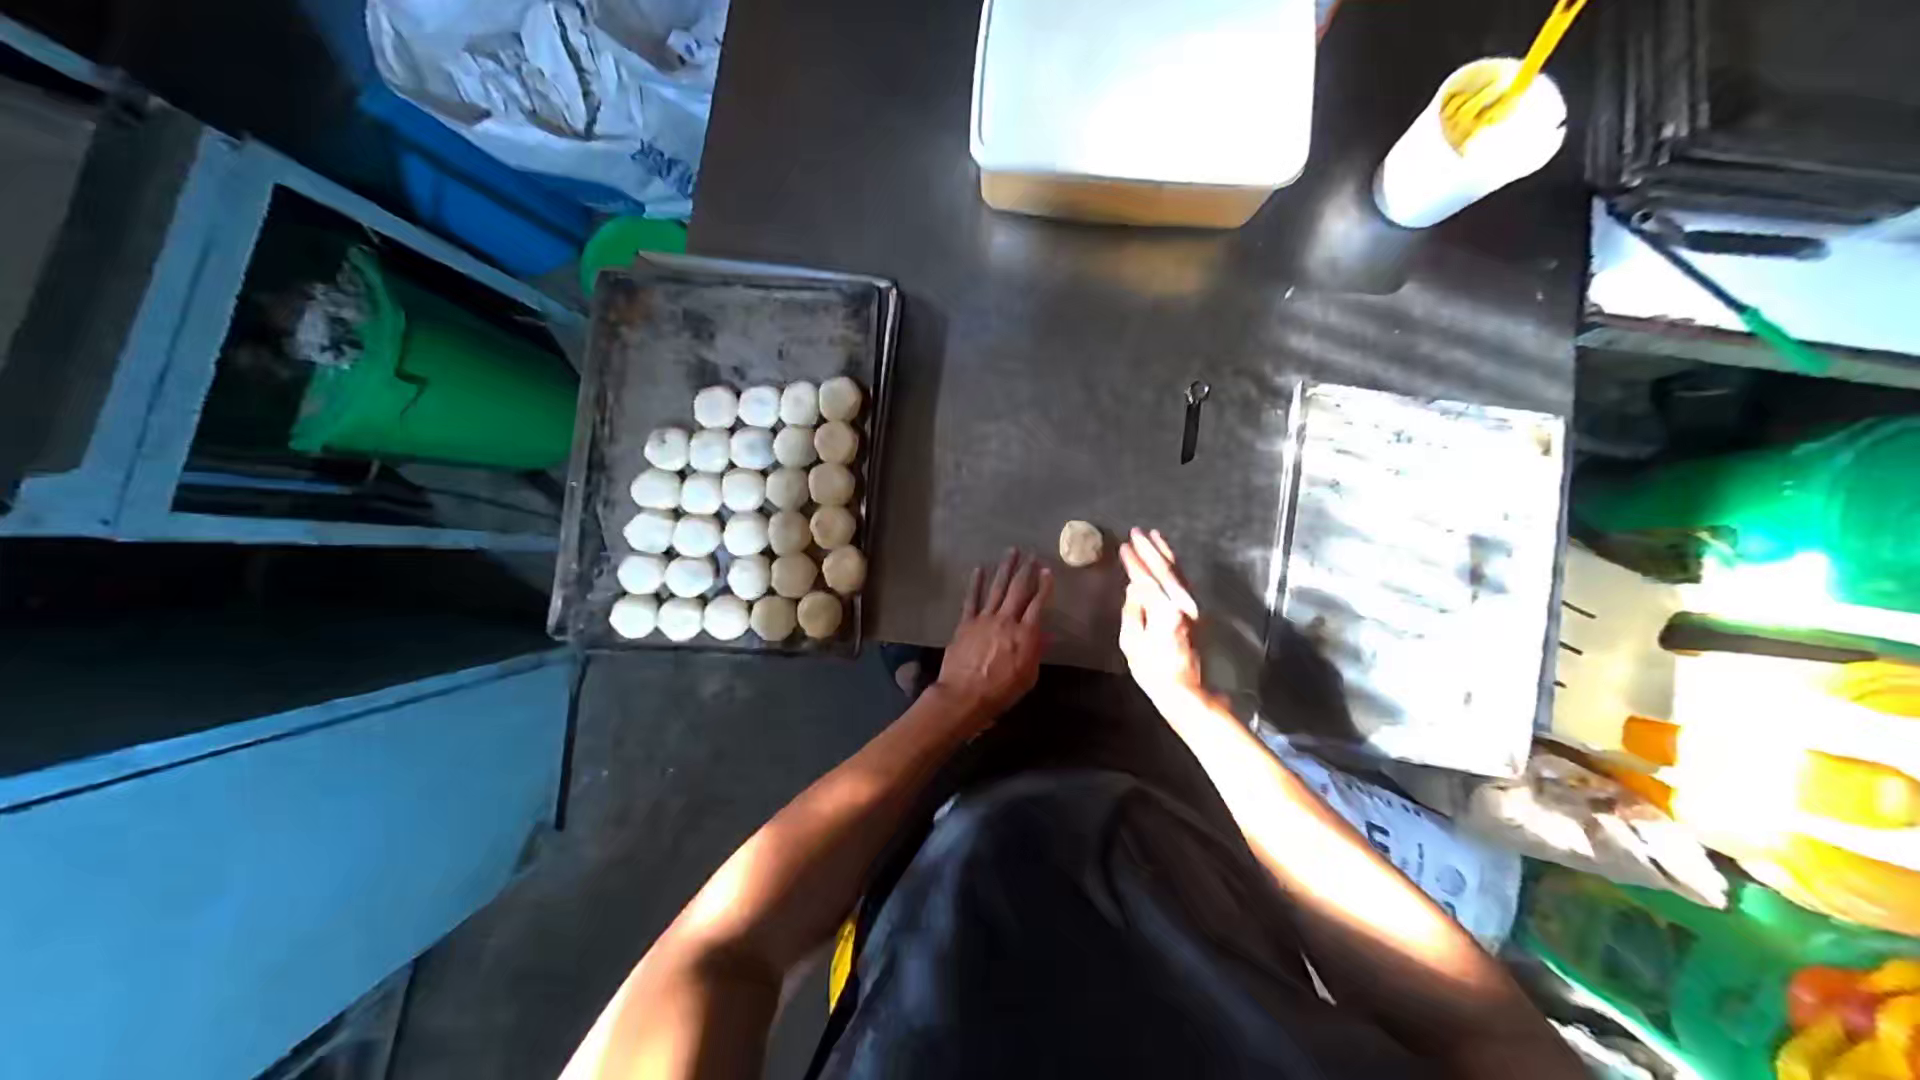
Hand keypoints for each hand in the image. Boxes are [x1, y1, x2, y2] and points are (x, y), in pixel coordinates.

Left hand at [934, 549, 1052, 720]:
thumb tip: (1045, 634)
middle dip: (1026, 570)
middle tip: (1032, 554)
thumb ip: (1036, 652)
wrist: (965, 695)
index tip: (1048, 571)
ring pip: (997, 588)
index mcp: (1025, 634)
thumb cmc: (1002, 691)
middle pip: (1018, 589)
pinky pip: (972, 599)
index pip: (1038, 603)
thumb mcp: (1028, 676)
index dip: (1044, 586)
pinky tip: (980, 569)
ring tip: (1011, 552)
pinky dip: (976, 583)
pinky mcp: (966, 623)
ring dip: (1005, 569)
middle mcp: (1006, 620)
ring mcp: (984, 619)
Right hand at [1119, 528, 1203, 704]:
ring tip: (1154, 537)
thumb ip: (1132, 610)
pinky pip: (1183, 581)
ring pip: (1178, 572)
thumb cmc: (1153, 670)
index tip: (1123, 546)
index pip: (1146, 578)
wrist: (1185, 690)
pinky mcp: (1196, 612)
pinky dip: (1174, 567)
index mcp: (1165, 610)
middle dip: (1150, 549)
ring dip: (1165, 553)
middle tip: (1137, 531)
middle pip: (1165, 569)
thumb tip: (1134, 587)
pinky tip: (1167, 560)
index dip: (1134, 562)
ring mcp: (1193, 607)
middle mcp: (1183, 603)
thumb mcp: (1131, 642)